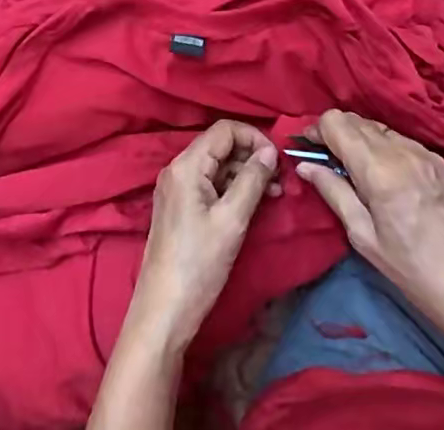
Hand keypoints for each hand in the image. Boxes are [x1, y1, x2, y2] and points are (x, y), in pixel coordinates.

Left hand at [127, 121, 279, 351]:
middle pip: (221, 145)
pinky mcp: (180, 207)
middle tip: (280, 180)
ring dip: (246, 174)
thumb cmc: (199, 265)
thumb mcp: (232, 220)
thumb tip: (271, 152)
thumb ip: (252, 180)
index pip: (225, 130)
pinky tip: (254, 204)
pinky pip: (211, 184)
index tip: (277, 161)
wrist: (163, 313)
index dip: (254, 138)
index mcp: (186, 166)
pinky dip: (233, 188)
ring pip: (218, 165)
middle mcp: (178, 169)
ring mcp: (177, 188)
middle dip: (252, 156)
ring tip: (274, 194)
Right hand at [296, 110, 443, 328]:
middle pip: (357, 119)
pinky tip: (386, 173)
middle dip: (336, 133)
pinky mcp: (442, 160)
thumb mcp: (365, 237)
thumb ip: (334, 193)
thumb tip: (306, 166)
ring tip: (355, 168)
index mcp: (378, 169)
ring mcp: (425, 152)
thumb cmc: (414, 271)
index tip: (308, 148)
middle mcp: (402, 150)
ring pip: (380, 128)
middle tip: (326, 159)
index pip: (337, 122)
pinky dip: (385, 147)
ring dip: (361, 138)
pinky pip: (403, 141)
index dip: (317, 131)